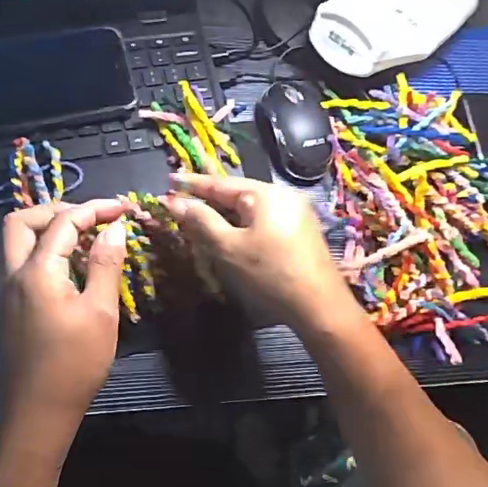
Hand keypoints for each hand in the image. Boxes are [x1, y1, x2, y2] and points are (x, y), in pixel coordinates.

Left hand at [0, 200, 129, 427]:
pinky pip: (17, 263)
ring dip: (43, 230)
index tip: (123, 208)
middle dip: (57, 211)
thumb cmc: (74, 364)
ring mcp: (5, 292)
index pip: (63, 222)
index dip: (94, 209)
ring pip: (13, 242)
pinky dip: (39, 251)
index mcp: (36, 272)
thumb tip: (114, 227)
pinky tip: (67, 269)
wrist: (37, 412)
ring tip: (80, 239)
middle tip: (90, 219)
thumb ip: (105, 264)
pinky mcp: (7, 308)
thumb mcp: (100, 313)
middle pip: (21, 221)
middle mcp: (12, 274)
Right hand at [162, 174, 362, 334]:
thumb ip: (201, 221)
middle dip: (207, 201)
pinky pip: (262, 221)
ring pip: (249, 209)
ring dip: (223, 215)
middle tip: (179, 204)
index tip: (169, 181)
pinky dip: (241, 225)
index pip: (220, 183)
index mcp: (265, 193)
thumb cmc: (270, 273)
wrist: (319, 305)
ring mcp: (294, 214)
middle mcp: (282, 196)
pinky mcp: (299, 233)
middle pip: (236, 194)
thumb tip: (176, 202)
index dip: (192, 184)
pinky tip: (228, 236)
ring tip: (198, 220)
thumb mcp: (229, 247)